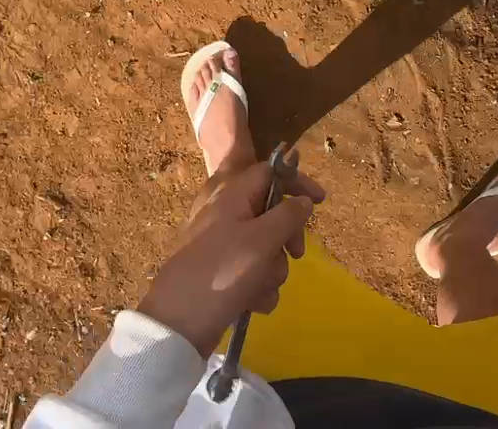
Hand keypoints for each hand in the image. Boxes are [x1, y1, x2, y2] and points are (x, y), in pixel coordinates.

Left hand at [137, 159, 324, 356]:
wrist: (177, 324)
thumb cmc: (222, 272)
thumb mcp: (262, 240)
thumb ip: (288, 215)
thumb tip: (302, 200)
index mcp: (231, 192)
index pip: (271, 171)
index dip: (298, 183)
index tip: (320, 202)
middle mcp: (226, 211)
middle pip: (272, 211)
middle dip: (287, 236)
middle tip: (295, 253)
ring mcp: (222, 243)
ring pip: (266, 245)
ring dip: (272, 268)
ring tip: (262, 286)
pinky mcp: (221, 271)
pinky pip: (252, 270)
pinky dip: (258, 285)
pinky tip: (254, 303)